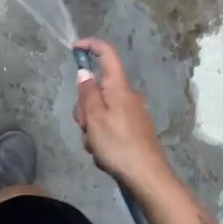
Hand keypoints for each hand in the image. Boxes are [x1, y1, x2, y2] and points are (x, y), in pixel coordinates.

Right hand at [72, 38, 172, 187]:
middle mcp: (128, 96)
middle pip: (98, 89)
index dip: (91, 45)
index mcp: (119, 87)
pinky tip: (104, 154)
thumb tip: (85, 72)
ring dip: (92, 126)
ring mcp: (132, 114)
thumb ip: (87, 93)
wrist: (148, 178)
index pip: (107, 54)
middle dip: (85, 106)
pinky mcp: (134, 131)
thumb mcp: (95, 117)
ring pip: (101, 111)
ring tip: (96, 146)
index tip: (74, 49)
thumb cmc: (119, 144)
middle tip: (86, 126)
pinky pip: (110, 126)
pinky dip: (102, 137)